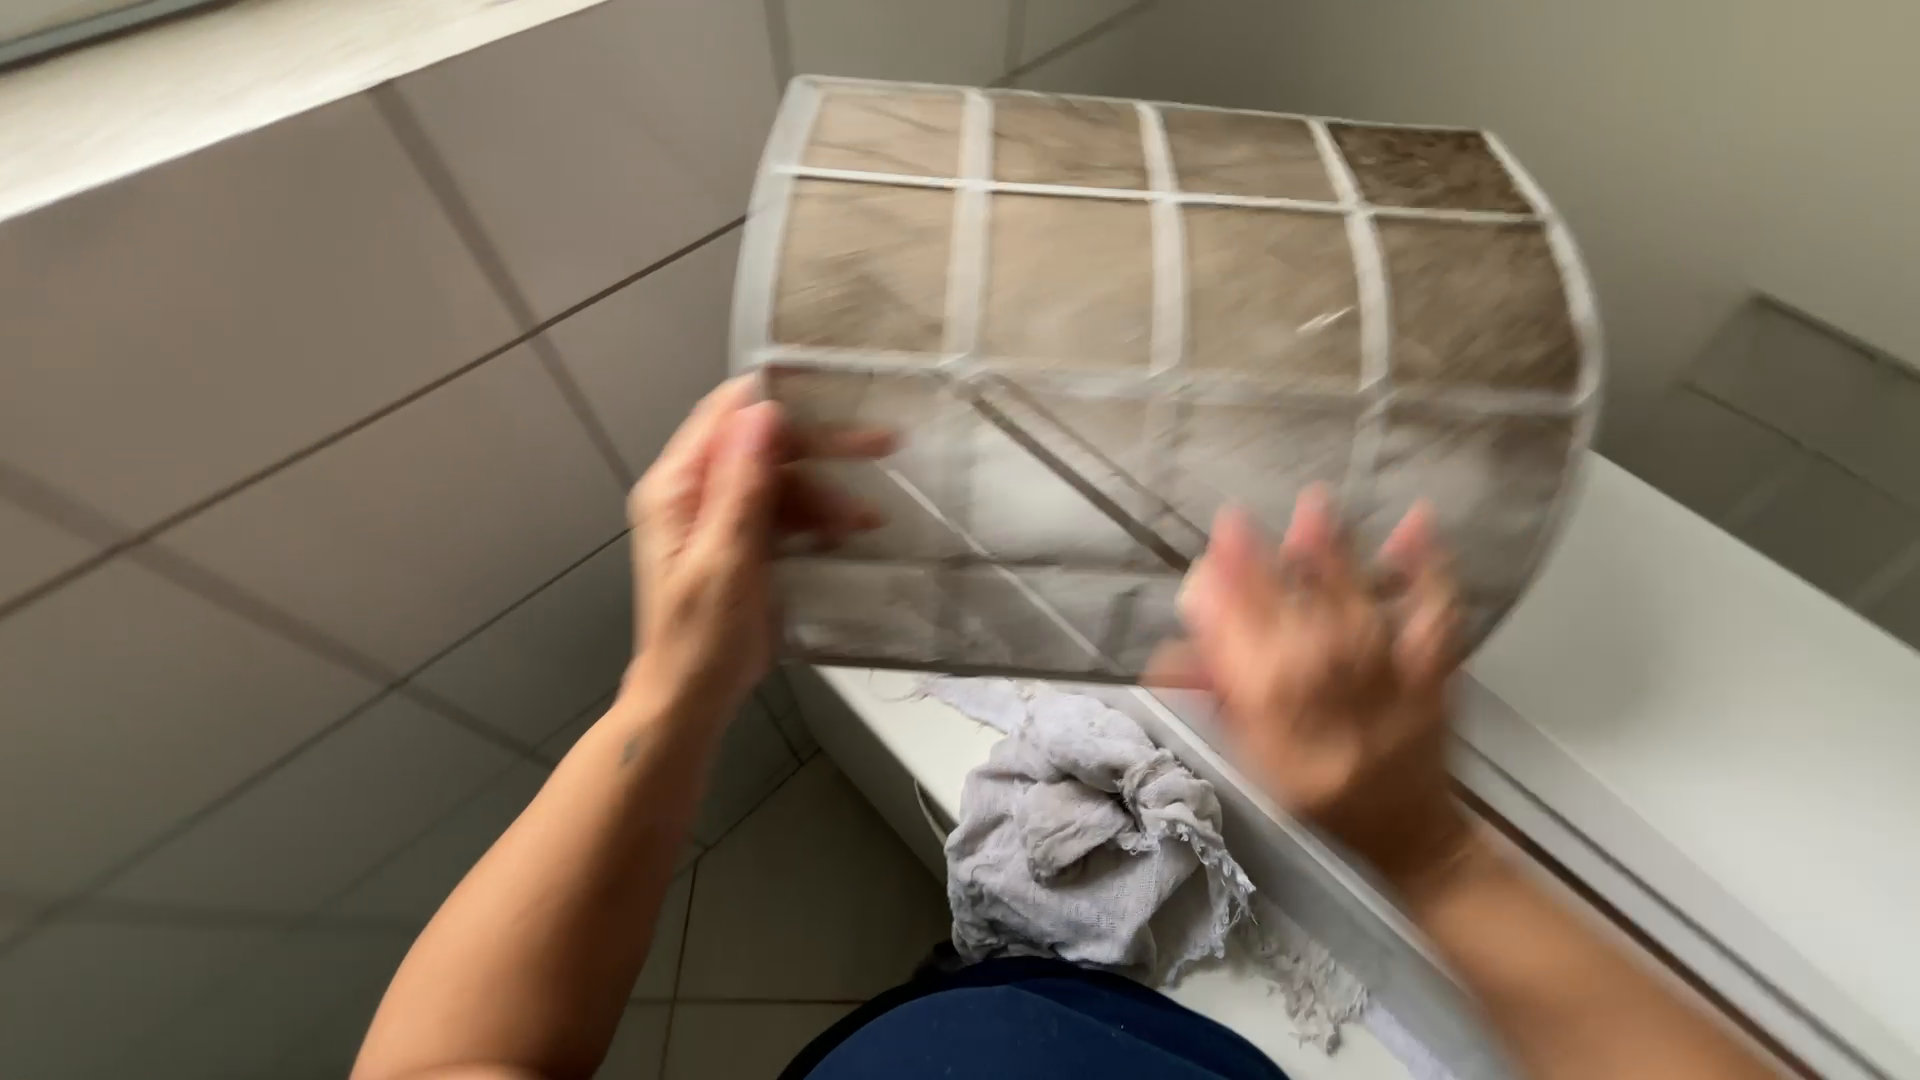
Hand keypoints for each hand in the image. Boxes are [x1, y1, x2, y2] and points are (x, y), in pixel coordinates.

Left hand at [625, 377, 892, 722]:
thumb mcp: (725, 558)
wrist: (692, 697)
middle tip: (882, 444)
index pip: (726, 415)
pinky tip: (850, 532)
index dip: (778, 399)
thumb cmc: (702, 635)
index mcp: (677, 486)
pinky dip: (817, 519)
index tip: (836, 397)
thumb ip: (742, 485)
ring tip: (869, 518)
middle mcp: (695, 491)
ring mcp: (720, 516)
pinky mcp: (743, 541)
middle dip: (820, 448)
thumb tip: (763, 412)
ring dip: (826, 494)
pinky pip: (784, 514)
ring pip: (781, 480)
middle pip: (763, 445)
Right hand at [1152, 486, 1471, 896]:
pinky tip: (1419, 521)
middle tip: (1232, 521)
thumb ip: (1214, 699)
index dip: (1216, 612)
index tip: (1197, 569)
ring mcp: (1389, 678)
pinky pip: (1434, 617)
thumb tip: (1165, 655)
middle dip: (1256, 575)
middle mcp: (1335, 696)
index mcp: (1284, 720)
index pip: (1239, 656)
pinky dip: (1429, 570)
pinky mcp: (1432, 667)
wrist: (1408, 828)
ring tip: (1312, 508)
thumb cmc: (1317, 791)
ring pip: (1355, 615)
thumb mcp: (1252, 756)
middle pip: (1290, 626)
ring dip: (1334, 563)